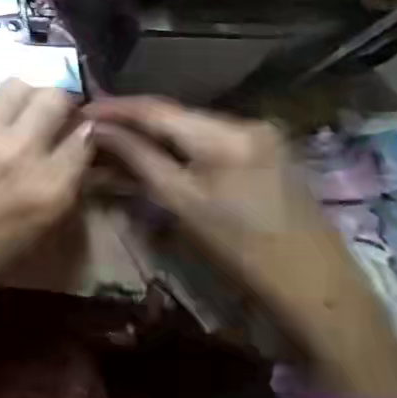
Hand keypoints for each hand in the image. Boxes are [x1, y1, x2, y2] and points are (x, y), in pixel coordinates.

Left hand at [0, 80, 92, 329]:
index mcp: (50, 188)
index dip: (81, 134)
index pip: (86, 136)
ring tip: (7, 116)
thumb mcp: (36, 235)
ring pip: (16, 84)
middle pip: (54, 97)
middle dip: (54, 106)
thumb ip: (58, 190)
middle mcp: (21, 150)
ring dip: (18, 99)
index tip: (73, 136)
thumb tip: (72, 158)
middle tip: (43, 119)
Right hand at [85, 97, 396, 397]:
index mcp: (224, 133)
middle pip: (172, 114)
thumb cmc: (242, 250)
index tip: (78, 112)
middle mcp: (244, 122)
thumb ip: (136, 157)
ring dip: (152, 134)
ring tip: (115, 144)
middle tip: (90, 130)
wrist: (317, 289)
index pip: (154, 108)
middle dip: (129, 121)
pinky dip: (178, 146)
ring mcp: (259, 134)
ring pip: (188, 126)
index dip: (112, 108)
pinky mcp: (265, 150)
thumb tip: (95, 129)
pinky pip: (208, 139)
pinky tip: (154, 156)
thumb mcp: (179, 202)